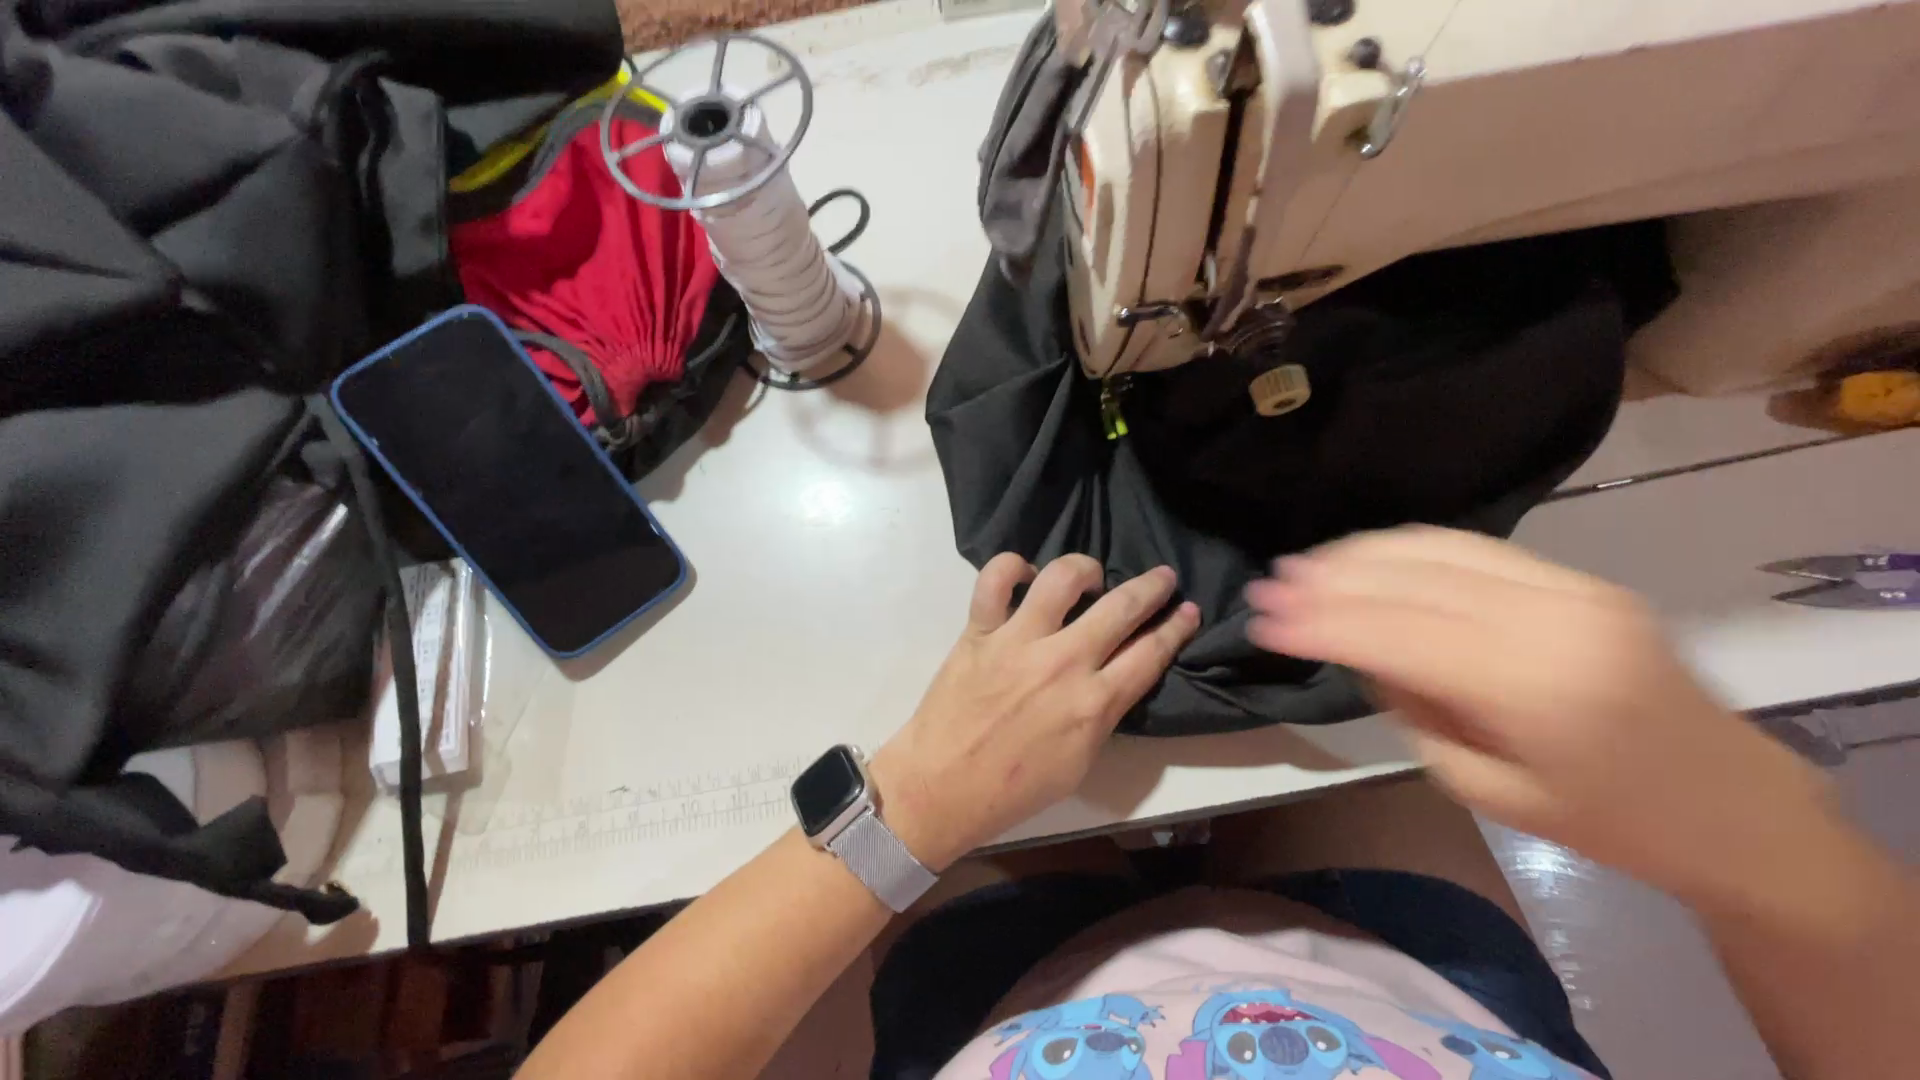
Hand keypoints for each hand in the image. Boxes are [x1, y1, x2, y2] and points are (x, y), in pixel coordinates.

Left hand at [872, 555, 1199, 870]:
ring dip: (1086, 568)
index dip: (1176, 628)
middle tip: (1163, 577)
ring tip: (1091, 576)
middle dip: (1152, 587)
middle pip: (1121, 607)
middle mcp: (1063, 662)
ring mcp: (1018, 641)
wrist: (942, 788)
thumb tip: (1114, 677)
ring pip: (1063, 578)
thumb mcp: (1079, 763)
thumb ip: (1103, 715)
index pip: (1150, 653)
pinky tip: (1025, 574)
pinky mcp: (979, 631)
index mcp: (1094, 703)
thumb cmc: (1014, 788)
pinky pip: (995, 580)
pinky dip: (1012, 567)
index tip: (1188, 611)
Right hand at [1244, 526, 1835, 905]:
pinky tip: (1368, 557)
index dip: (1321, 623)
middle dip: (1330, 581)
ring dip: (1362, 556)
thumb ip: (1416, 709)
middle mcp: (1552, 621)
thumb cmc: (1604, 822)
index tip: (1262, 620)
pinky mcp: (1576, 581)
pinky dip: (1407, 550)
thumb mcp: (1484, 787)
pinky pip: (1472, 549)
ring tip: (1305, 566)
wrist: (1733, 805)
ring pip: (1438, 551)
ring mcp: (1571, 590)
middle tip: (1270, 585)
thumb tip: (1368, 650)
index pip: (1397, 635)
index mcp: (1533, 688)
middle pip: (1412, 582)